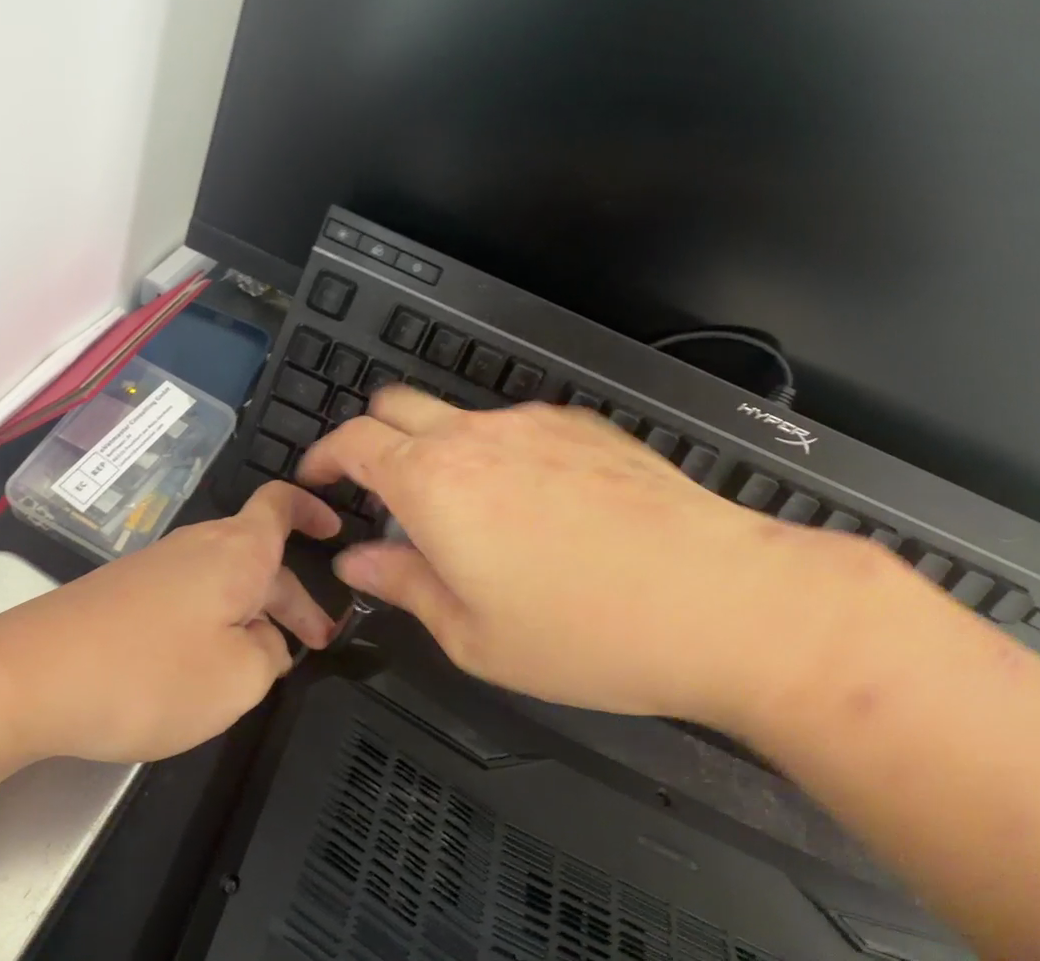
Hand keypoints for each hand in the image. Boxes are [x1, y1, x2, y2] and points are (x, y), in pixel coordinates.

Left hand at [0, 482, 340, 763]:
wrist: (28, 678)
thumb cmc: (148, 674)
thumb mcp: (238, 681)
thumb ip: (271, 657)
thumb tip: (266, 641)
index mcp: (237, 552)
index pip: (281, 505)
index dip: (312, 510)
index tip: (336, 530)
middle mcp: (198, 547)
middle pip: (259, 556)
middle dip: (294, 597)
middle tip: (318, 642)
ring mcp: (156, 568)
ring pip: (224, 581)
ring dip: (254, 614)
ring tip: (264, 665)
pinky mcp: (125, 594)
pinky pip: (189, 598)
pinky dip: (214, 623)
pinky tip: (205, 668)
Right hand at [297, 387, 905, 727]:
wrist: (722, 601)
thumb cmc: (592, 632)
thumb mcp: (473, 635)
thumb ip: (403, 586)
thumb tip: (359, 564)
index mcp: (435, 484)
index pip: (352, 441)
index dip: (323, 456)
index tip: (317, 477)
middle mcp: (479, 438)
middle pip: (396, 404)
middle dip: (372, 437)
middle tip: (378, 491)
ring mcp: (537, 426)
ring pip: (459, 417)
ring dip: (440, 449)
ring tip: (466, 517)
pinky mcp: (587, 429)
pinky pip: (518, 428)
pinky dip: (499, 454)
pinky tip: (533, 511)